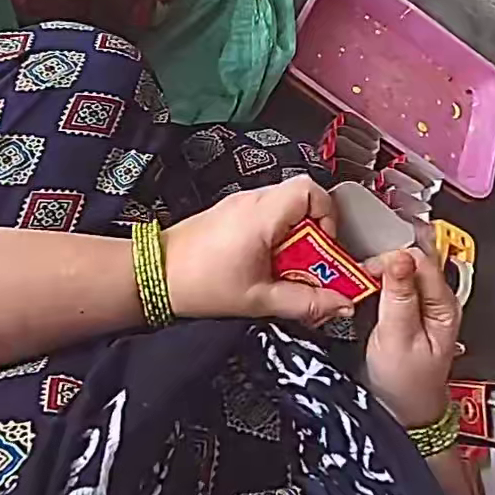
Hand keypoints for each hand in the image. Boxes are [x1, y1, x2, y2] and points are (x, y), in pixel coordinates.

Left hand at [161, 175, 354, 326]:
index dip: (328, 217)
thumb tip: (340, 303)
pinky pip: (265, 215)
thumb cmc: (201, 283)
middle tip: (307, 267)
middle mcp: (252, 200)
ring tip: (283, 269)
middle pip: (302, 200)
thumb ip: (305, 302)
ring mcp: (239, 204)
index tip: (322, 250)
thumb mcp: (260, 299)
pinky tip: (262, 264)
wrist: (153, 274)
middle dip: (312, 235)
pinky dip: (275, 236)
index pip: (311, 190)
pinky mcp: (229, 212)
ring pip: (284, 209)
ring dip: (294, 237)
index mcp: (263, 213)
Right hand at [364, 248, 460, 427]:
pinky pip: (390, 283)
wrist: (402, 411)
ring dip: (376, 276)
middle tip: (363, 288)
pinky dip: (374, 285)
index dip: (390, 262)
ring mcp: (421, 303)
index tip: (369, 275)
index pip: (419, 259)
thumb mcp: (398, 337)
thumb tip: (400, 257)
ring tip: (362, 294)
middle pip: (408, 260)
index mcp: (443, 304)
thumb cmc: (404, 382)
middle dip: (381, 268)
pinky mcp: (406, 307)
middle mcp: (435, 298)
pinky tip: (365, 297)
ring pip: (398, 270)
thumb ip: (399, 295)